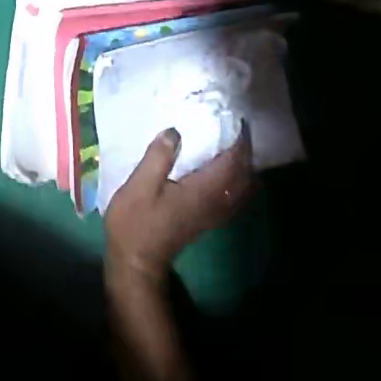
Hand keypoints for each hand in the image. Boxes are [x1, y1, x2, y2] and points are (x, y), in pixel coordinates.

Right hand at [104, 125, 254, 285]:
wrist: (136, 262)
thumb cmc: (136, 222)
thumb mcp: (141, 185)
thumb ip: (159, 157)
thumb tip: (175, 131)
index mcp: (204, 191)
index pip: (233, 163)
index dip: (239, 141)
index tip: (236, 119)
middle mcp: (216, 203)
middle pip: (244, 176)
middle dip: (244, 152)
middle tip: (234, 128)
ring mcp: (213, 214)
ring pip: (241, 189)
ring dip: (243, 167)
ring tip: (230, 146)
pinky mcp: (206, 220)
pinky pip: (233, 197)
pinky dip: (236, 182)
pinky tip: (221, 172)